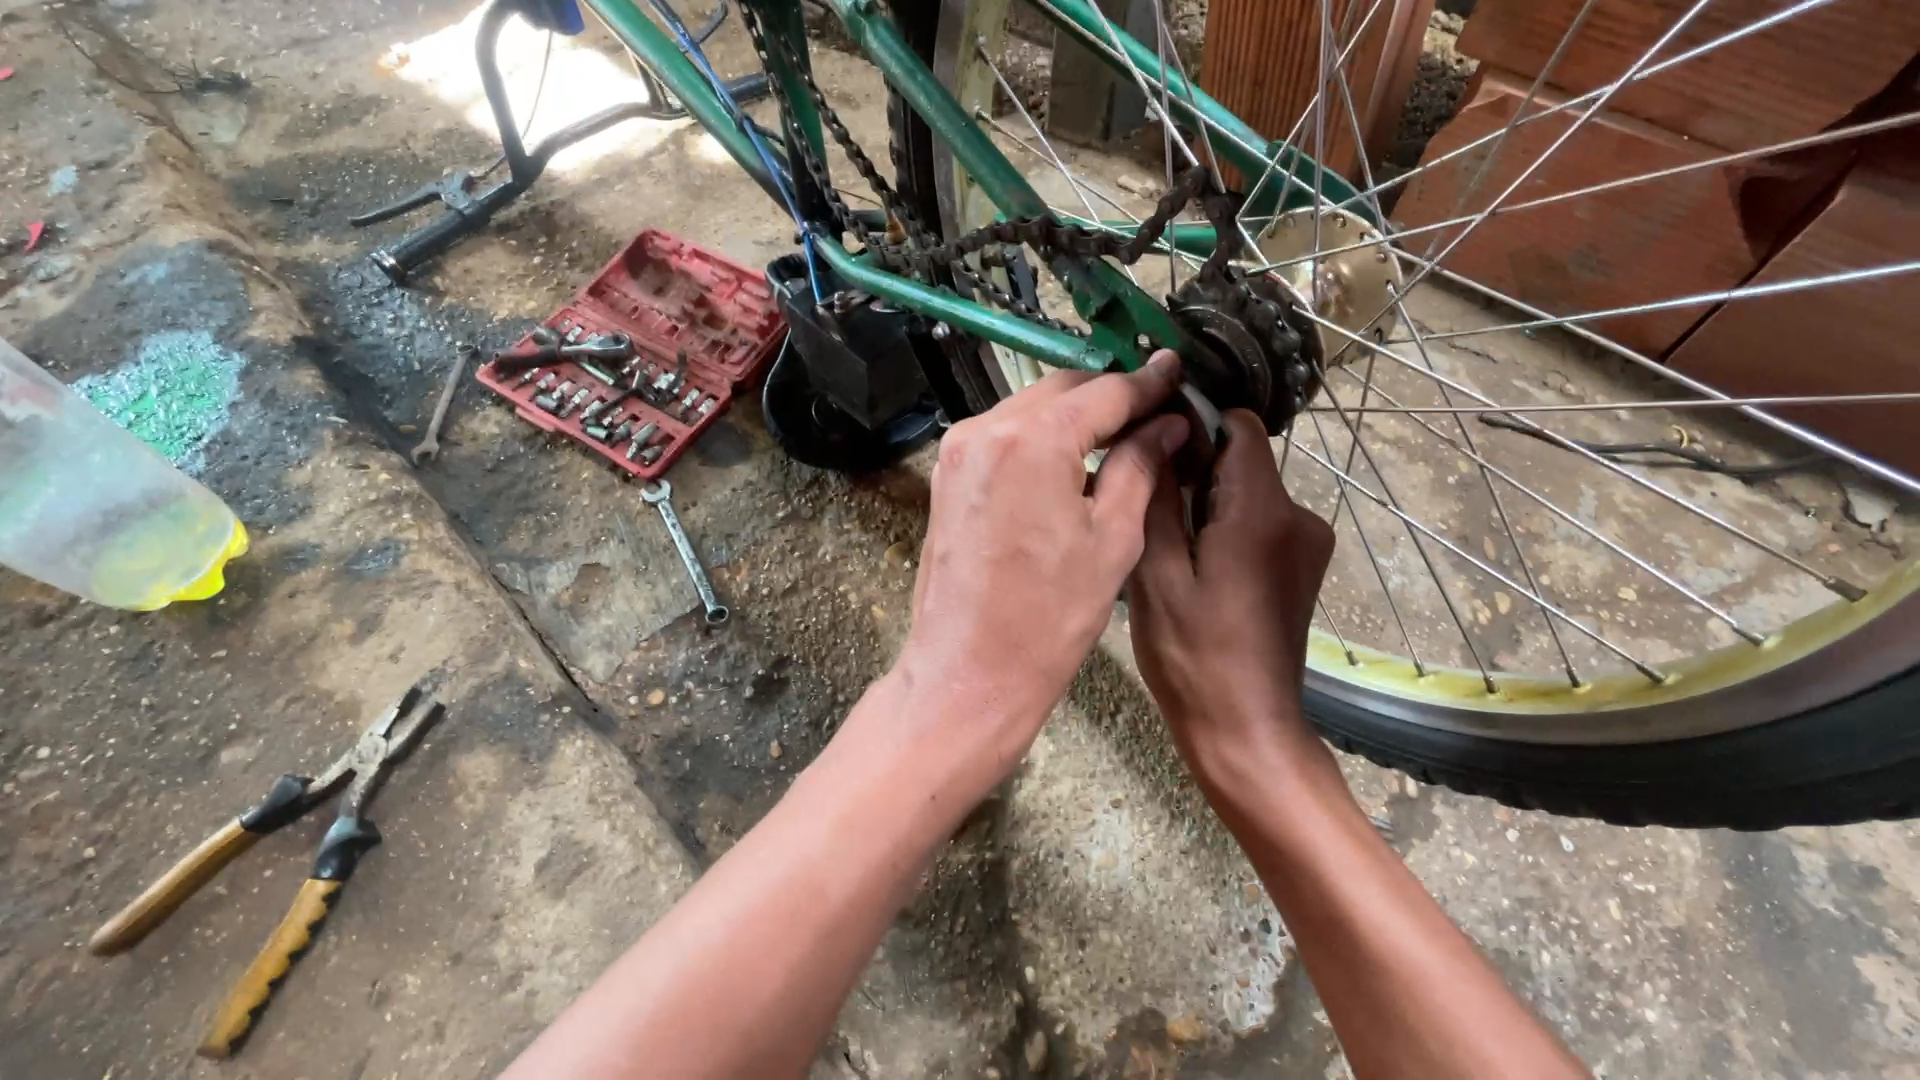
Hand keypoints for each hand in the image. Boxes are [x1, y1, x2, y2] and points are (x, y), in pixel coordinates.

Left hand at [898, 351, 1188, 754]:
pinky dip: (1040, 438)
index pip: (1103, 392)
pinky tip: (1070, 461)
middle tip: (1154, 412)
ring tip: (1119, 437)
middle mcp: (985, 430)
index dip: (1147, 384)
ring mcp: (958, 452)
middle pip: (1061, 390)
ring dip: (1073, 416)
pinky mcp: (947, 477)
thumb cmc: (1049, 617)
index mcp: (1032, 440)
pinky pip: (1003, 437)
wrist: (969, 671)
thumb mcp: (1112, 540)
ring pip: (1028, 409)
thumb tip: (1166, 425)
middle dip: (1109, 396)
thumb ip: (1139, 468)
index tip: (1176, 374)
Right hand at [1126, 409, 1334, 790]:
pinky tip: (1197, 572)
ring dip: (1207, 506)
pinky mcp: (1304, 569)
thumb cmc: (1192, 654)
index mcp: (1263, 511)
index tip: (1153, 450)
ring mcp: (1308, 545)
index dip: (1194, 425)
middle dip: (1194, 473)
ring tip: (1168, 551)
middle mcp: (1300, 517)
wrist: (1244, 728)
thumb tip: (1160, 435)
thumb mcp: (1156, 574)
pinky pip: (1260, 524)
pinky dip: (1226, 531)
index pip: (1239, 426)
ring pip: (1248, 494)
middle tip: (1147, 514)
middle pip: (1242, 461)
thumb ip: (1159, 498)